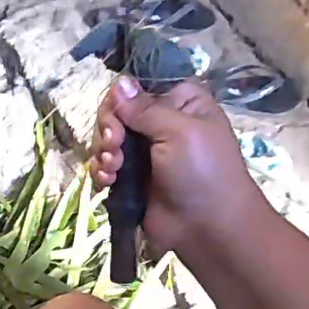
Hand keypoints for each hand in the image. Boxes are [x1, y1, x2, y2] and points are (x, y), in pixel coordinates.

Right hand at [90, 76, 267, 258]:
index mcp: (178, 102)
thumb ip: (145, 108)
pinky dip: (102, 172)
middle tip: (115, 148)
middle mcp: (158, 123)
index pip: (135, 88)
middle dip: (108, 131)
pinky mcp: (130, 178)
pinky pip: (105, 166)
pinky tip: (107, 182)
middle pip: (115, 113)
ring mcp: (143, 152)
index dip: (119, 101)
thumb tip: (117, 83)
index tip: (117, 120)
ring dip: (104, 154)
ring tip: (113, 171)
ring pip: (106, 140)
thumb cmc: (203, 171)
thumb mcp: (179, 131)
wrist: (206, 225)